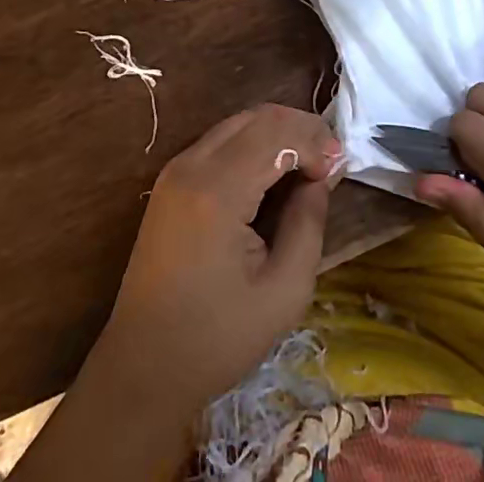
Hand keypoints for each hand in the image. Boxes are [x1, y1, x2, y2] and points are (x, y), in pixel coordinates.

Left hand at [87, 104, 340, 410]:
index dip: (316, 142)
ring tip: (308, 167)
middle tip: (330, 163)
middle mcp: (190, 167)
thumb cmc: (218, 337)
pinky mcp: (169, 183)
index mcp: (217, 192)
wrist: (143, 366)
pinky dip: (254, 145)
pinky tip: (274, 174)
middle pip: (257, 117)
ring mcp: (174, 171)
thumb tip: (321, 176)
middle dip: (301, 130)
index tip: (340, 171)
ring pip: (238, 124)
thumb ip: (309, 222)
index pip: (277, 133)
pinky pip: (220, 142)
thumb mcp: (285, 289)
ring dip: (278, 134)